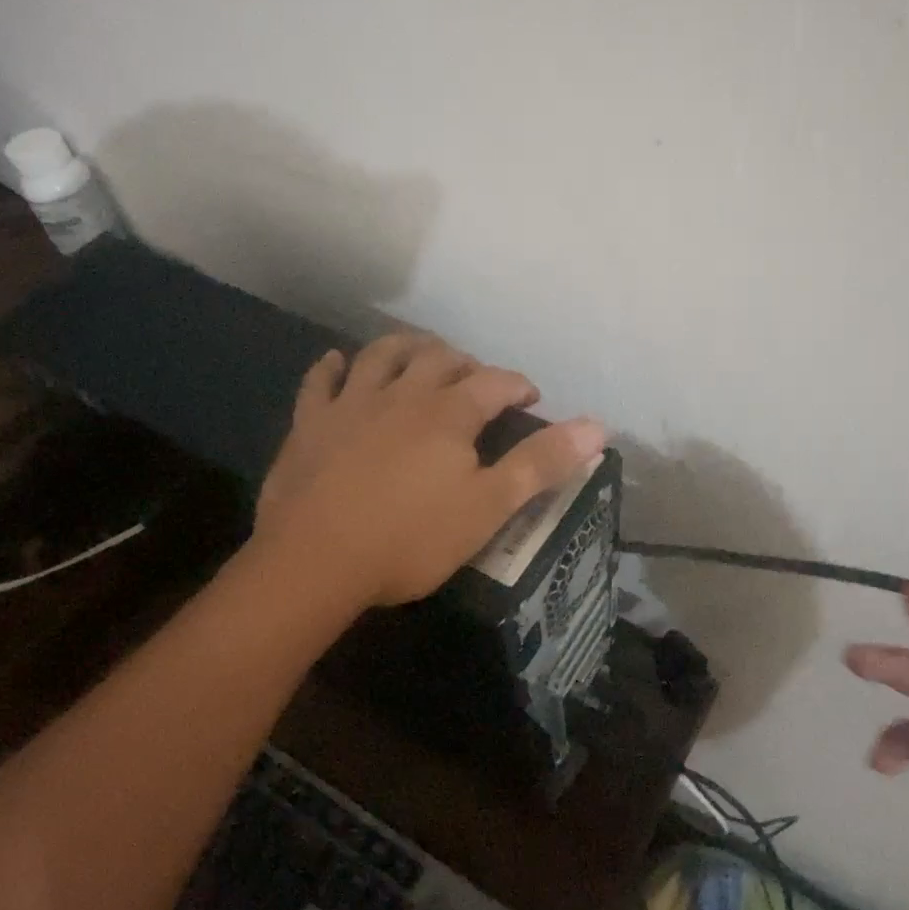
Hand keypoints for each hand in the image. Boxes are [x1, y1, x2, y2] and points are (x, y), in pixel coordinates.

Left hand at [254, 333, 604, 608]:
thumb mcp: (488, 508)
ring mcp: (350, 405)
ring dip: (406, 348)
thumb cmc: (410, 539)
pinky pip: (321, 382)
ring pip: (381, 356)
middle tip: (477, 378)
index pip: (494, 383)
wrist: (315, 560)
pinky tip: (338, 362)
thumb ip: (541, 465)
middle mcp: (400, 395)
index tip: (530, 397)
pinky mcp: (310, 425)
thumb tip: (598, 426)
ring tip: (421, 354)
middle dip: (465, 362)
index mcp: (448, 414)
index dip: (517, 385)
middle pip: (438, 359)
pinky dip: (333, 367)